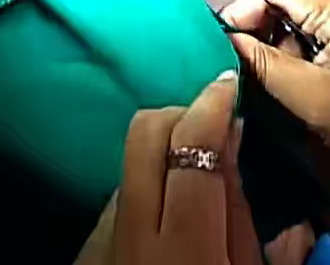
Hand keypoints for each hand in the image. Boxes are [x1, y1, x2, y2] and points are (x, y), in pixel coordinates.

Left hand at [110, 71, 262, 264]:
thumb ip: (241, 213)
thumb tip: (233, 138)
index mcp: (183, 244)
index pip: (191, 144)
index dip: (213, 103)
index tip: (231, 82)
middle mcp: (132, 230)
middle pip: (147, 130)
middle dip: (182, 114)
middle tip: (213, 130)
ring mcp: (102, 236)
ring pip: (132, 159)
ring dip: (163, 152)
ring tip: (192, 175)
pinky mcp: (88, 247)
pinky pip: (120, 192)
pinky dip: (148, 187)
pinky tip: (167, 211)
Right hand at [221, 0, 329, 198]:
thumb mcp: (315, 102)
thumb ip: (264, 65)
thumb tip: (229, 42)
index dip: (240, 16)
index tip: (224, 50)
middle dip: (263, 33)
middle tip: (255, 75)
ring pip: (301, 14)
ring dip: (285, 45)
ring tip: (291, 87)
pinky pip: (322, 25)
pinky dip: (307, 50)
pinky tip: (313, 84)